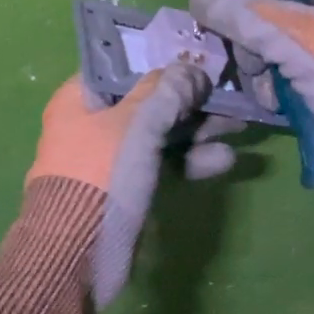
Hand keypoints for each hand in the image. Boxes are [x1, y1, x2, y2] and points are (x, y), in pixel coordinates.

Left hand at [0, 62, 228, 313]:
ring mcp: (108, 158)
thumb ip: (168, 93)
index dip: (161, 62)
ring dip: (196, 130)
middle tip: (230, 96)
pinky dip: (187, 160)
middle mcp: (90, 123)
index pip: (123, 67)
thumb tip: (192, 70)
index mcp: (79, 97)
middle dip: (189, 100)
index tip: (199, 60)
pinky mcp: (124, 190)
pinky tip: (221, 161)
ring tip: (238, 127)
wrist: (75, 254)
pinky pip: (159, 164)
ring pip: (158, 134)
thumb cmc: (101, 175)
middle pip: (146, 101)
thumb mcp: (137, 124)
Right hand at [191, 0, 313, 162]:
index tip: (201, 15)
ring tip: (268, 96)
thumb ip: (243, 15)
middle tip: (246, 71)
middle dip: (250, 34)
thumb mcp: (298, 45)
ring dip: (265, 59)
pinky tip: (286, 100)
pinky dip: (289, 70)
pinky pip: (308, 47)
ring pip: (287, 25)